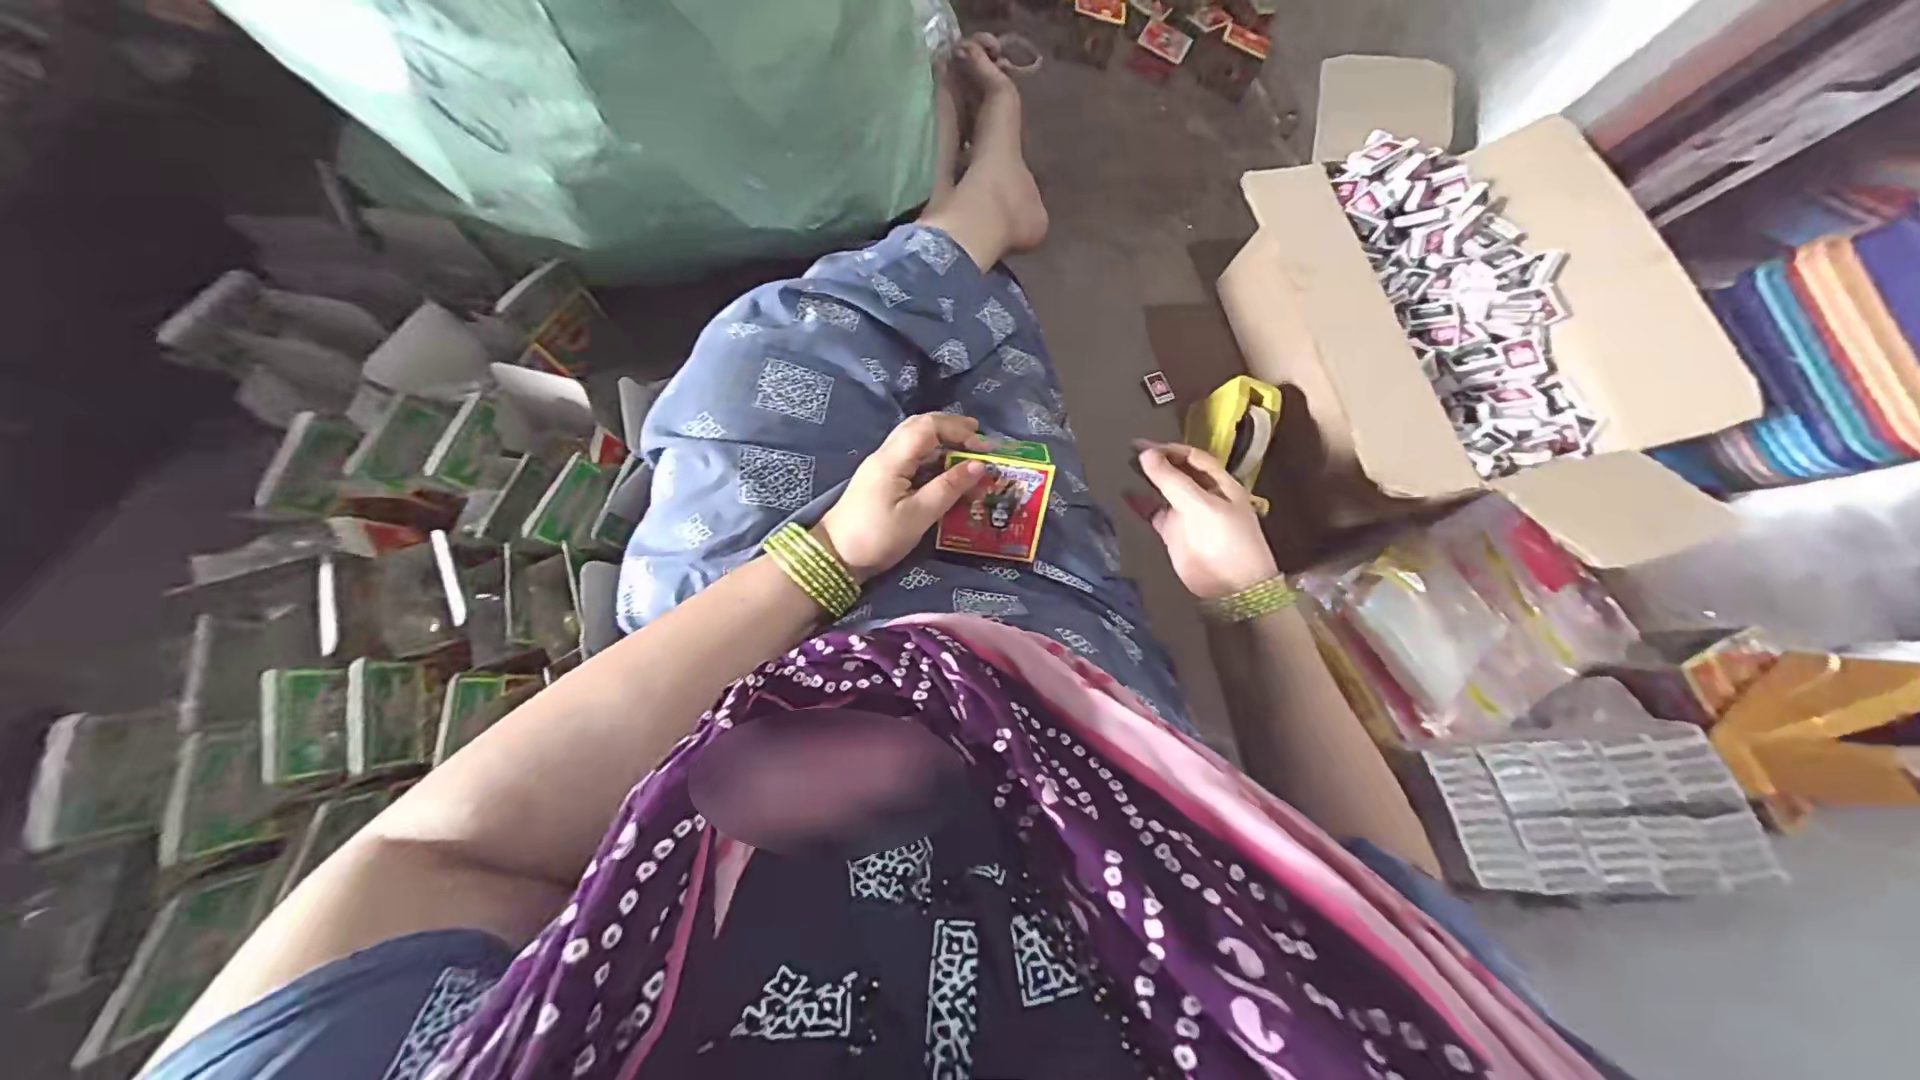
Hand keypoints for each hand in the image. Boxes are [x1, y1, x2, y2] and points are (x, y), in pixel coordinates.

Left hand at [816, 414, 991, 581]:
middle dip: (951, 428)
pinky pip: (910, 456)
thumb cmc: (878, 537)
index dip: (958, 431)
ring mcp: (881, 466)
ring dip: (942, 440)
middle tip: (979, 438)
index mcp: (892, 459)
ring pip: (914, 439)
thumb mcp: (918, 516)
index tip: (983, 446)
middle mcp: (885, 455)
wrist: (836, 556)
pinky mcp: (881, 479)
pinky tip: (945, 468)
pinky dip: (932, 455)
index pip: (928, 427)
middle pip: (919, 426)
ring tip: (967, 451)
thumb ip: (948, 488)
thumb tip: (978, 465)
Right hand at [1129, 441, 1278, 601]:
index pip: (1192, 457)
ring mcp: (1187, 513)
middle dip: (1157, 460)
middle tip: (1129, 450)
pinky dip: (1140, 503)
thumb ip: (1172, 480)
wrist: (1231, 586)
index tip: (1143, 446)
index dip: (1169, 449)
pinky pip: (1154, 512)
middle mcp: (1202, 494)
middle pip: (1177, 470)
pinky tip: (1125, 495)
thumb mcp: (1201, 506)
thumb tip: (1146, 454)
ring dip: (1147, 479)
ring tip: (1124, 467)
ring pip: (1164, 489)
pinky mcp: (1173, 532)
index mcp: (1218, 483)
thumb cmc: (1225, 541)